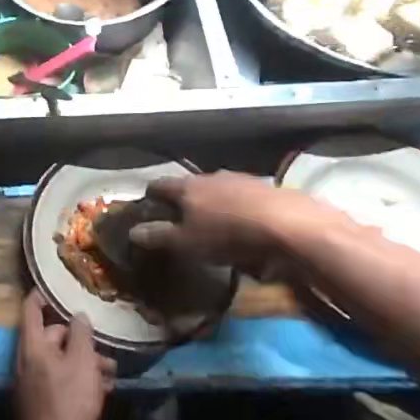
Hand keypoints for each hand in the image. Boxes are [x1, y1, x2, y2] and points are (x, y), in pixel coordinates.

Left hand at [15, 290, 114, 419]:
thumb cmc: (69, 401)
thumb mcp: (82, 362)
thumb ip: (80, 334)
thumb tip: (77, 315)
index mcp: (32, 346)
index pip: (30, 309)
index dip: (42, 294)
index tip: (55, 287)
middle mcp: (25, 360)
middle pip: (50, 337)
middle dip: (78, 339)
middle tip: (104, 348)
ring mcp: (30, 383)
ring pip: (58, 361)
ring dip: (83, 362)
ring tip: (110, 374)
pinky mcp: (38, 402)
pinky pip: (58, 380)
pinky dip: (76, 379)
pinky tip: (100, 391)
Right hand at [130, 172, 346, 267]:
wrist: (287, 224)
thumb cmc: (227, 234)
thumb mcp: (187, 242)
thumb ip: (159, 236)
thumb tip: (133, 232)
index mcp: (186, 187)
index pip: (159, 185)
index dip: (150, 194)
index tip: (147, 205)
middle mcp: (210, 176)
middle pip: (189, 185)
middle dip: (183, 199)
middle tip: (181, 217)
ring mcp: (239, 178)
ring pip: (216, 188)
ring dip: (211, 201)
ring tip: (213, 221)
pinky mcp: (264, 186)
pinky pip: (241, 195)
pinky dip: (235, 206)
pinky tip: (242, 222)